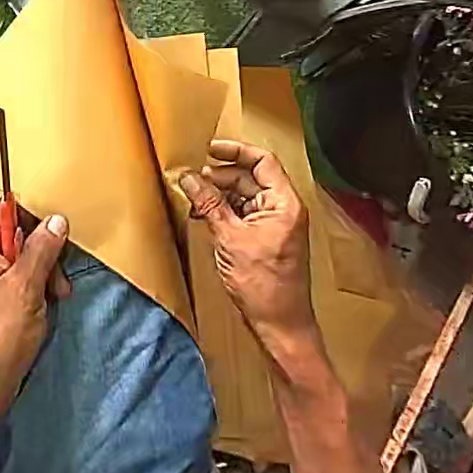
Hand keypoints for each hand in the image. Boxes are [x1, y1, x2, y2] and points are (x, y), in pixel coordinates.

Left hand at [0, 205, 69, 462]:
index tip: (62, 227)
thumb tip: (56, 219)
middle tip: (59, 275)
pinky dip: (40, 286)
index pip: (9, 209)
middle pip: (21, 232)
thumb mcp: (25, 287)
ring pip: (27, 255)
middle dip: (46, 250)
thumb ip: (42, 249)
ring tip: (57, 294)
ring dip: (47, 271)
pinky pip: (24, 276)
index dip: (37, 215)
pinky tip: (50, 302)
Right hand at [177, 139, 318, 355]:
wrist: (278, 323)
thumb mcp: (229, 237)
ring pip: (244, 195)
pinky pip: (243, 212)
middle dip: (221, 176)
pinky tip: (204, 216)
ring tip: (196, 199)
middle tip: (195, 180)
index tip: (210, 149)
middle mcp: (283, 208)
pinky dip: (224, 211)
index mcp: (284, 203)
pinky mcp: (266, 237)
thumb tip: (188, 179)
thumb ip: (209, 204)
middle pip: (251, 177)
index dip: (236, 151)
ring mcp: (275, 223)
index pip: (262, 161)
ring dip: (219, 194)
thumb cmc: (263, 284)